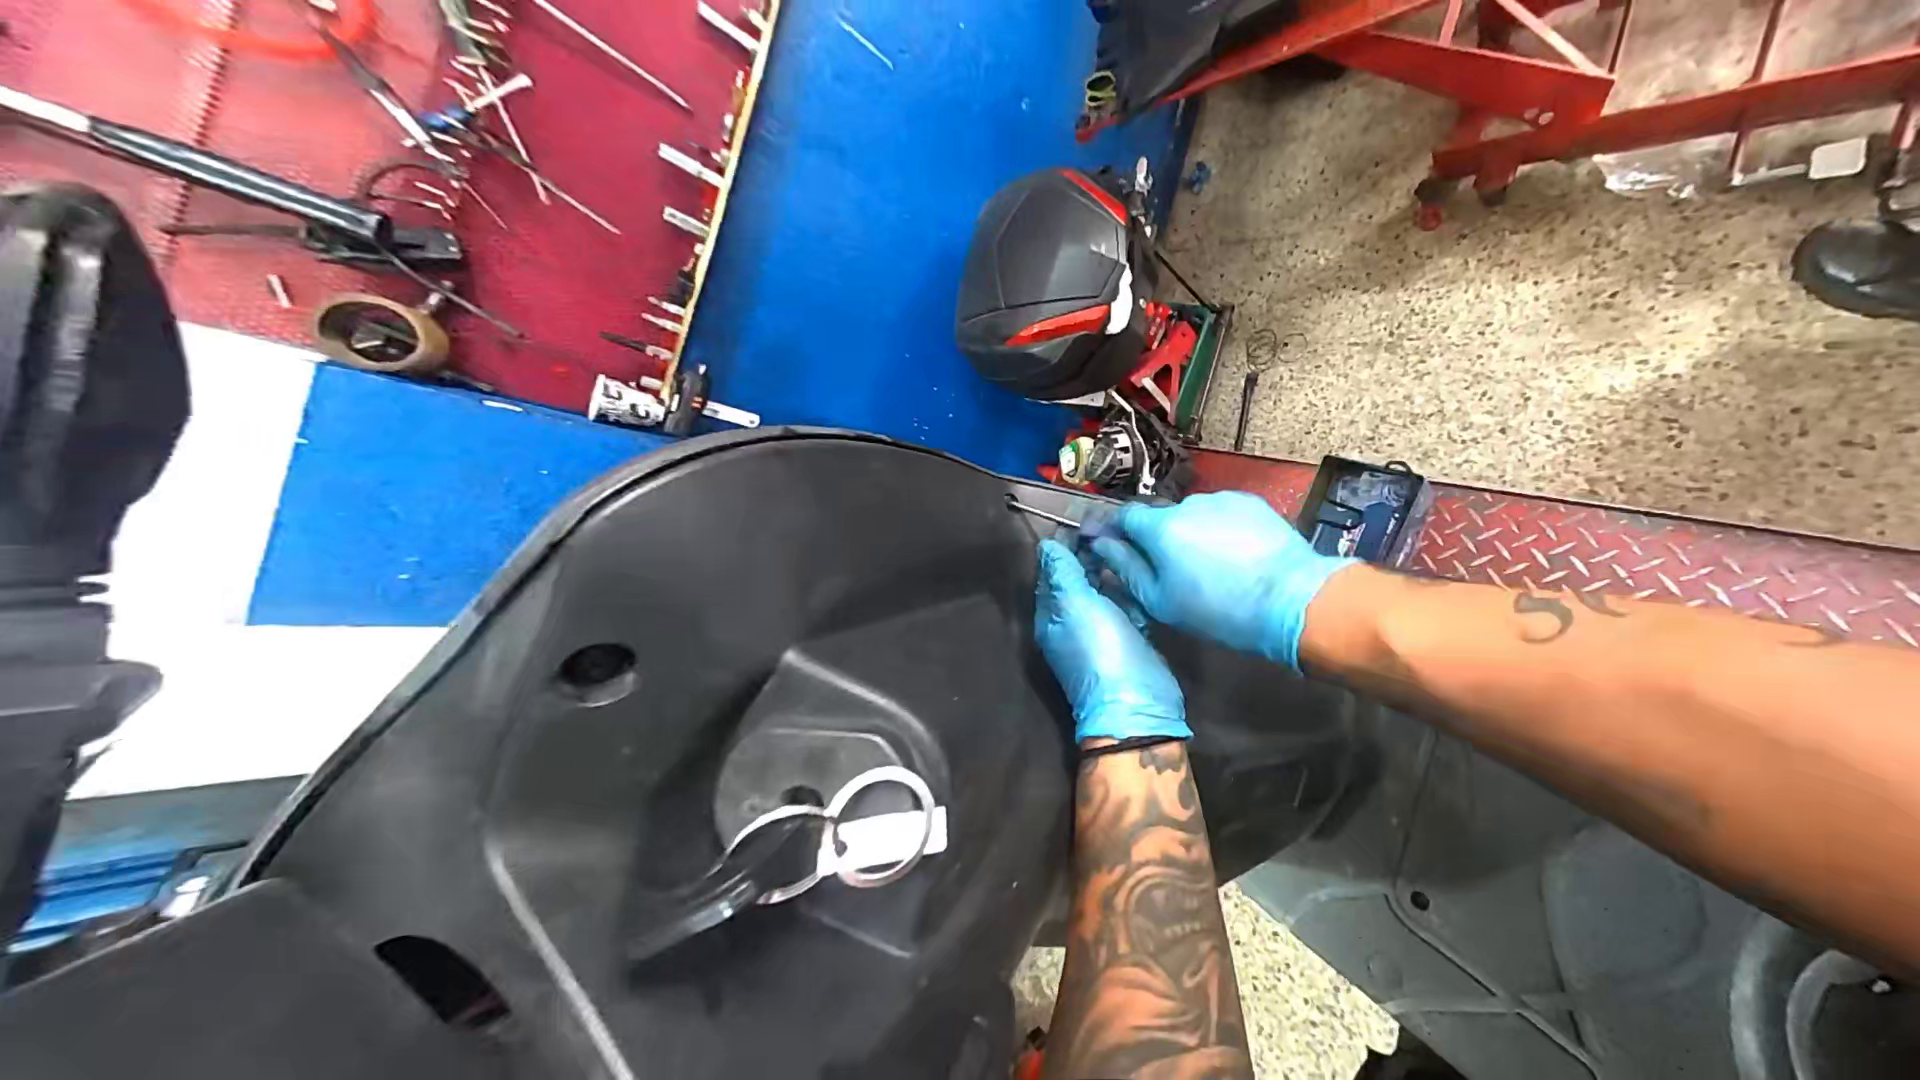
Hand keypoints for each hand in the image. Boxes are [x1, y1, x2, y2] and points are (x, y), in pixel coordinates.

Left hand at [1034, 539, 1188, 743]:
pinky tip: (1142, 574)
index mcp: (1051, 613)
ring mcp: (1102, 630)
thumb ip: (1062, 573)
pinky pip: (1126, 604)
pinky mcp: (1129, 636)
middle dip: (1091, 552)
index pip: (1052, 569)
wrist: (1138, 705)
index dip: (1065, 544)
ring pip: (1104, 589)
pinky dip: (1132, 590)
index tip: (1086, 518)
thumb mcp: (1076, 606)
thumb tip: (1046, 544)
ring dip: (1113, 567)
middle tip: (1113, 526)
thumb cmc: (1101, 650)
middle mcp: (1072, 620)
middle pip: (1078, 577)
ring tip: (1129, 542)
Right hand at [1090, 491, 1355, 669]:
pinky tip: (1234, 555)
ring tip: (1209, 564)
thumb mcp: (1160, 600)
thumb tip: (1101, 544)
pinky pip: (1222, 513)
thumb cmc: (1219, 609)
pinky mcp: (1252, 503)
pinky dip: (1219, 529)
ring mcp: (1223, 500)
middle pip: (1159, 516)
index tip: (1114, 546)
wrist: (1292, 600)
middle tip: (1170, 569)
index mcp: (1160, 527)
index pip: (1123, 515)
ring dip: (1190, 532)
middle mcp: (1188, 504)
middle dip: (1157, 537)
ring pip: (1192, 514)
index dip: (1115, 530)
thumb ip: (1126, 567)